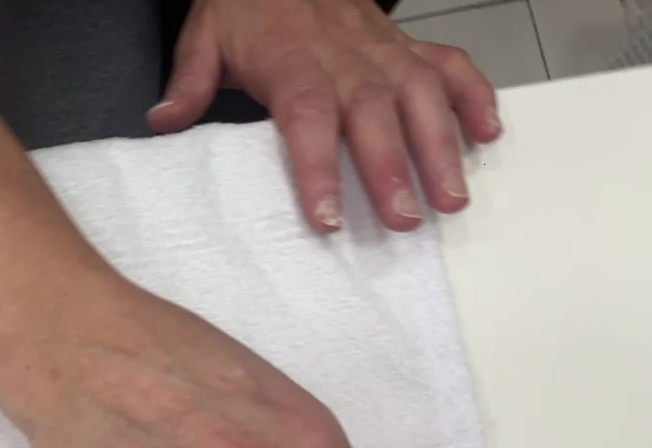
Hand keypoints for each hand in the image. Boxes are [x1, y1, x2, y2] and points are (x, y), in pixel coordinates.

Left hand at [149, 0, 501, 232]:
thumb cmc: (245, 4)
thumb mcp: (206, 36)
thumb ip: (189, 84)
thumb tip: (163, 123)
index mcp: (294, 62)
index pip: (309, 120)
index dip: (319, 170)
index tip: (328, 219)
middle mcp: (347, 56)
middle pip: (374, 115)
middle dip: (393, 169)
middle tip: (405, 221)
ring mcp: (383, 48)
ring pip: (421, 95)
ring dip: (442, 147)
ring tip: (452, 199)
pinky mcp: (404, 44)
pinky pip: (449, 64)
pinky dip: (473, 95)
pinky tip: (488, 133)